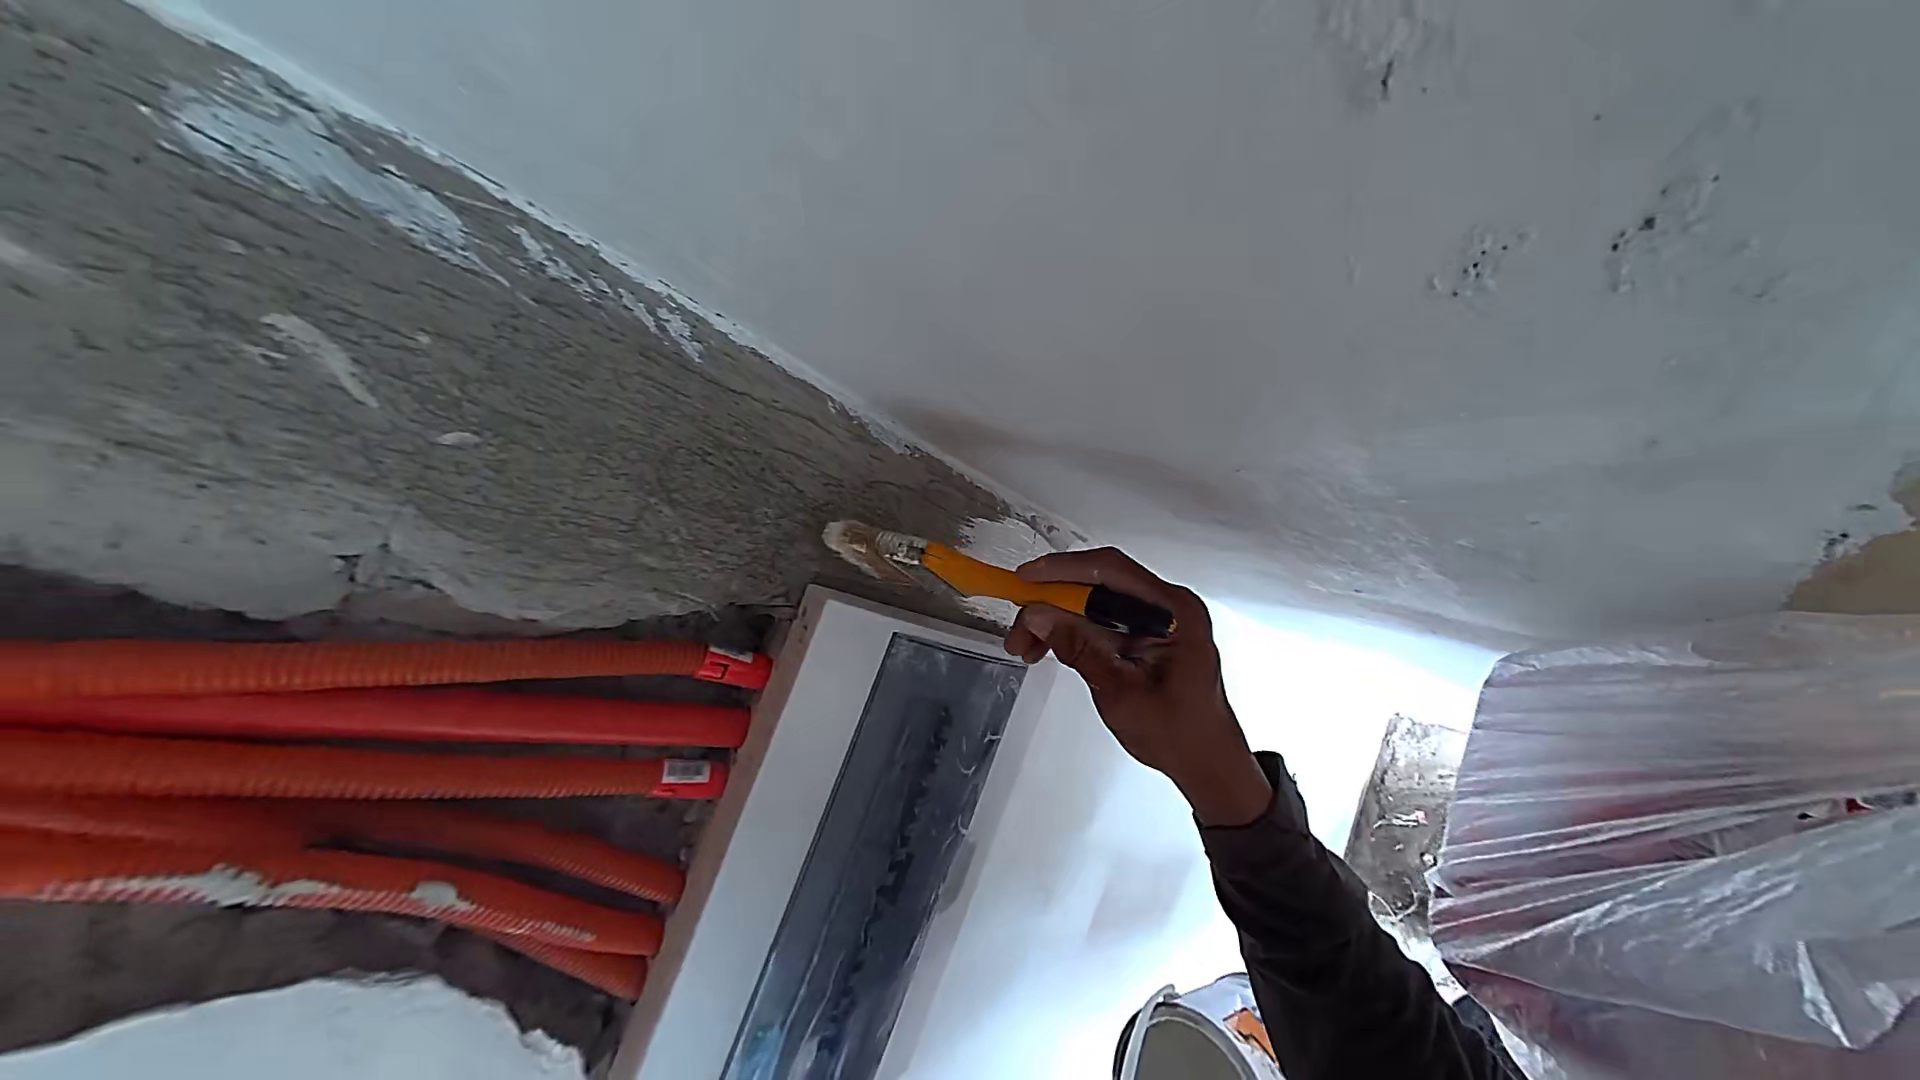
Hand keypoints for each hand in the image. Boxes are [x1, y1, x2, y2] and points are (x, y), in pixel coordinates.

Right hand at [1003, 548, 1271, 826]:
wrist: (1206, 763)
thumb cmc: (1179, 734)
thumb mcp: (1121, 692)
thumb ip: (1079, 648)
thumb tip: (1038, 616)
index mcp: (1174, 611)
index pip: (1111, 571)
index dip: (1063, 570)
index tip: (1027, 578)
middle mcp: (1166, 606)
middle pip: (1097, 584)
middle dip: (1051, 601)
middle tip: (1019, 625)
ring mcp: (1154, 619)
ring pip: (1092, 603)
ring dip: (1054, 619)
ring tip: (1025, 645)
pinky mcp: (1141, 634)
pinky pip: (1098, 620)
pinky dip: (1068, 632)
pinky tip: (1045, 647)